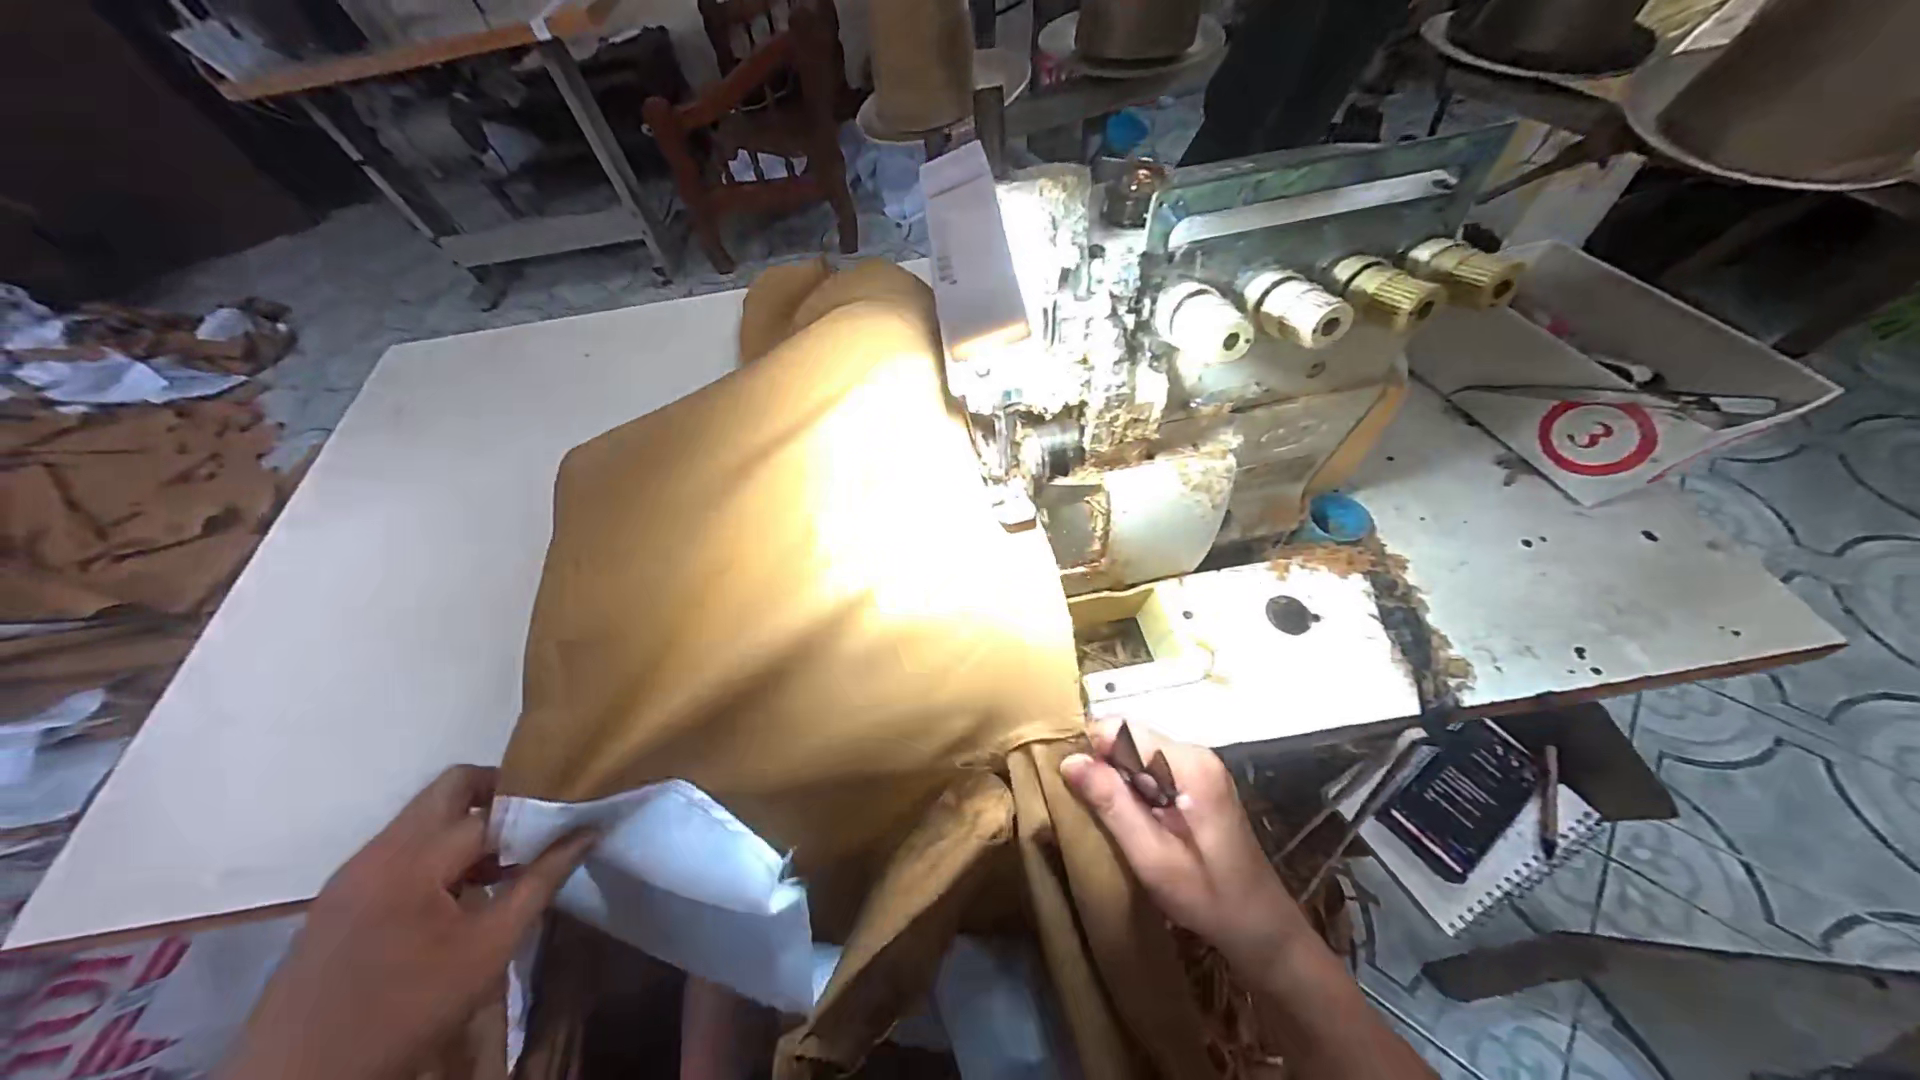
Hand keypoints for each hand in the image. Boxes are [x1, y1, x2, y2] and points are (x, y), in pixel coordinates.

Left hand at [218, 766, 594, 1079]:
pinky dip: (439, 852)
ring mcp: (352, 872)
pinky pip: (401, 848)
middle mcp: (377, 850)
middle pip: (449, 789)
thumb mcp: (490, 947)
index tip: (568, 816)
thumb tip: (587, 832)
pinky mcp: (339, 897)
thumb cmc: (406, 1010)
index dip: (535, 808)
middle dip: (499, 796)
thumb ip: (542, 881)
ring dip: (469, 826)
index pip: (489, 807)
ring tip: (505, 863)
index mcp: (412, 858)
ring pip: (424, 817)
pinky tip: (461, 892)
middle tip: (536, 825)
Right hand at [1059, 723, 1311, 975]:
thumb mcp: (1152, 858)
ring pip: (1134, 752)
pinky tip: (1126, 819)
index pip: (1122, 729)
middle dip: (1099, 765)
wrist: (1262, 928)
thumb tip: (1070, 760)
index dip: (1090, 748)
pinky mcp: (1195, 780)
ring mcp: (1197, 766)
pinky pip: (1148, 768)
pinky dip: (1129, 787)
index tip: (1068, 781)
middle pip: (1127, 737)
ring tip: (1100, 814)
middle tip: (1082, 805)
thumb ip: (1112, 804)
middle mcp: (1194, 753)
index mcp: (1189, 765)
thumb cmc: (1210, 898)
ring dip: (1112, 778)